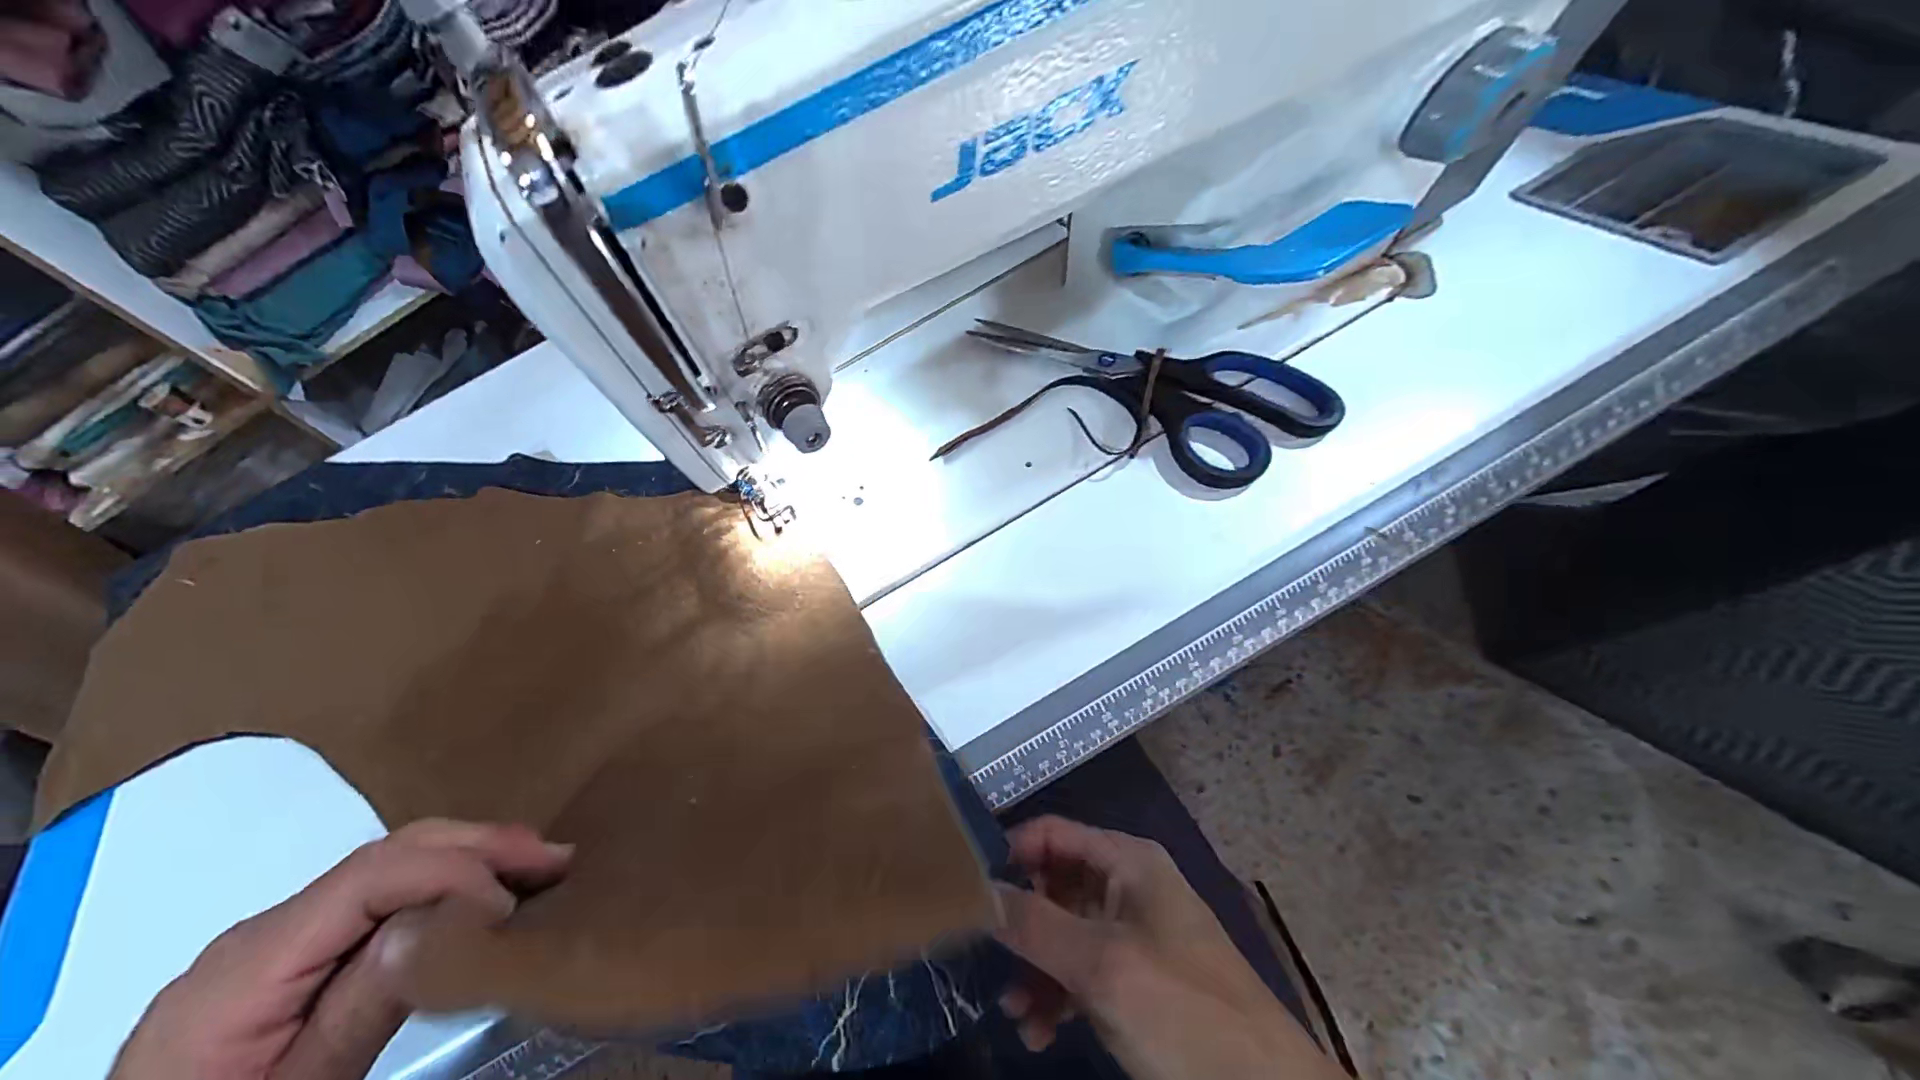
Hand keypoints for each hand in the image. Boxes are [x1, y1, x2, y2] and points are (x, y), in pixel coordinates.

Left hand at [110, 819, 571, 1079]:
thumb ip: (363, 1005)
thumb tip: (448, 919)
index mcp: (248, 965)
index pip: (370, 877)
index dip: (452, 872)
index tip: (512, 905)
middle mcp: (262, 931)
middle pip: (385, 855)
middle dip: (477, 845)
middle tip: (554, 858)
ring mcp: (276, 938)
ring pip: (388, 864)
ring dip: (470, 856)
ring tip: (537, 864)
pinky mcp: (294, 954)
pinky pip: (379, 896)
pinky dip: (444, 881)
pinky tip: (484, 890)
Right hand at [994, 816, 1345, 1079]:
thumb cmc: (1183, 1011)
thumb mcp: (1100, 965)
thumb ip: (1034, 924)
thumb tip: (976, 889)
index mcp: (1127, 862)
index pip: (1052, 833)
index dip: (1010, 854)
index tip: (970, 891)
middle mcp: (1128, 886)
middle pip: (1053, 885)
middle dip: (1020, 925)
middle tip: (988, 962)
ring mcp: (1134, 933)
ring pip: (1063, 934)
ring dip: (1034, 970)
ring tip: (1017, 1014)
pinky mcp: (1137, 978)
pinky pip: (1082, 971)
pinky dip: (1057, 995)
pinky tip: (1041, 1032)